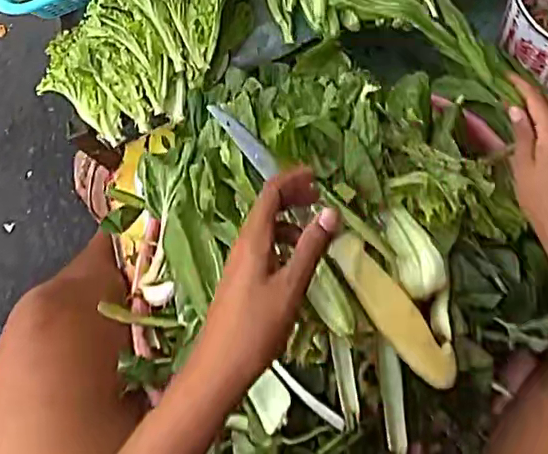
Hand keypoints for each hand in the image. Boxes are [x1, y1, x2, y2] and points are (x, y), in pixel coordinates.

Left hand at [181, 167, 340, 399]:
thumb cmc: (254, 329)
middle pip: (267, 205)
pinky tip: (297, 258)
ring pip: (266, 225)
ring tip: (315, 228)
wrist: (216, 373)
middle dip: (293, 194)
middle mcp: (244, 243)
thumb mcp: (291, 286)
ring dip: (290, 218)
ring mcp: (239, 261)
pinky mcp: (240, 278)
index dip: (293, 178)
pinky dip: (283, 239)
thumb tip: (331, 210)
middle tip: (320, 195)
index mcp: (253, 238)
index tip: (317, 174)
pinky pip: (263, 244)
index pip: (271, 192)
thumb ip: (311, 247)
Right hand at [505, 74, 547, 257]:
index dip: (521, 84)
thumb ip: (522, 135)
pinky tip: (540, 130)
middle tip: (513, 87)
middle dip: (534, 92)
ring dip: (544, 107)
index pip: (537, 99)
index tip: (506, 74)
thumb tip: (516, 108)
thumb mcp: (524, 168)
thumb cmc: (542, 203)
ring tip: (524, 105)